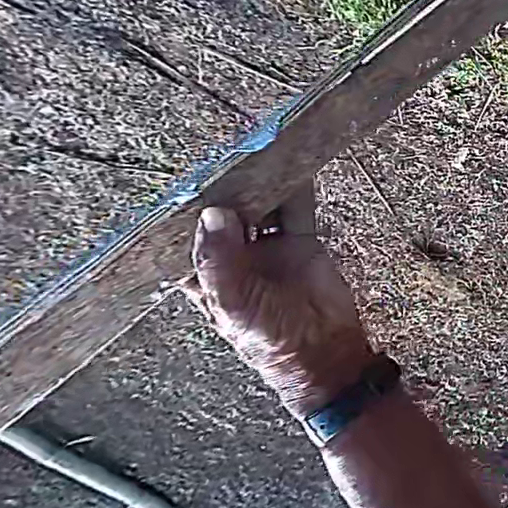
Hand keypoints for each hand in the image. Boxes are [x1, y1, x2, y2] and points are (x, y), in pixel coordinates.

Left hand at [181, 183, 374, 415]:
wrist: (324, 348)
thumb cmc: (269, 338)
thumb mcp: (234, 304)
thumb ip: (221, 260)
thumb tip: (214, 214)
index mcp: (205, 276)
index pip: (186, 239)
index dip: (183, 214)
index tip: (184, 185)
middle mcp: (235, 258)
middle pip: (225, 217)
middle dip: (225, 193)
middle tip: (224, 163)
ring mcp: (269, 248)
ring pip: (261, 209)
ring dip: (260, 188)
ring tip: (258, 159)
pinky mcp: (302, 241)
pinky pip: (297, 211)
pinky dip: (297, 191)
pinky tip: (294, 170)